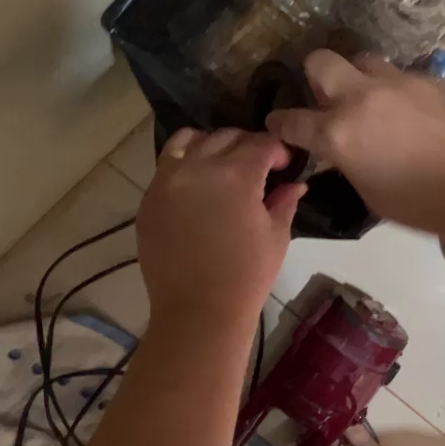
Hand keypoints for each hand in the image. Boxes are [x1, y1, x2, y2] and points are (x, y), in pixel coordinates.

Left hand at [136, 127, 304, 331]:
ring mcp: (167, 181)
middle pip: (226, 136)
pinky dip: (187, 164)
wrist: (199, 308)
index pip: (262, 144)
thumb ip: (284, 202)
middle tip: (260, 167)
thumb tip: (295, 184)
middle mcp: (198, 168)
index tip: (286, 166)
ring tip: (223, 166)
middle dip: (248, 145)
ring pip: (190, 140)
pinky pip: (168, 165)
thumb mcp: (276, 236)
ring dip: (212, 145)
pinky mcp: (149, 198)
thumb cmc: (248, 274)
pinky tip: (200, 186)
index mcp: (236, 176)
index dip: (279, 151)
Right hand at [265, 50, 444, 236]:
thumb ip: (350, 163)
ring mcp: (400, 83)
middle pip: (321, 61)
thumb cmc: (425, 206)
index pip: (292, 121)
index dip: (282, 124)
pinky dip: (402, 91)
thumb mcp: (372, 194)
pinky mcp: (432, 80)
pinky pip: (406, 76)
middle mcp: (362, 98)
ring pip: (366, 60)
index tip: (280, 125)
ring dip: (362, 78)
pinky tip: (418, 113)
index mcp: (339, 134)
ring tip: (378, 102)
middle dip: (318, 77)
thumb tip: (346, 152)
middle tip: (331, 99)